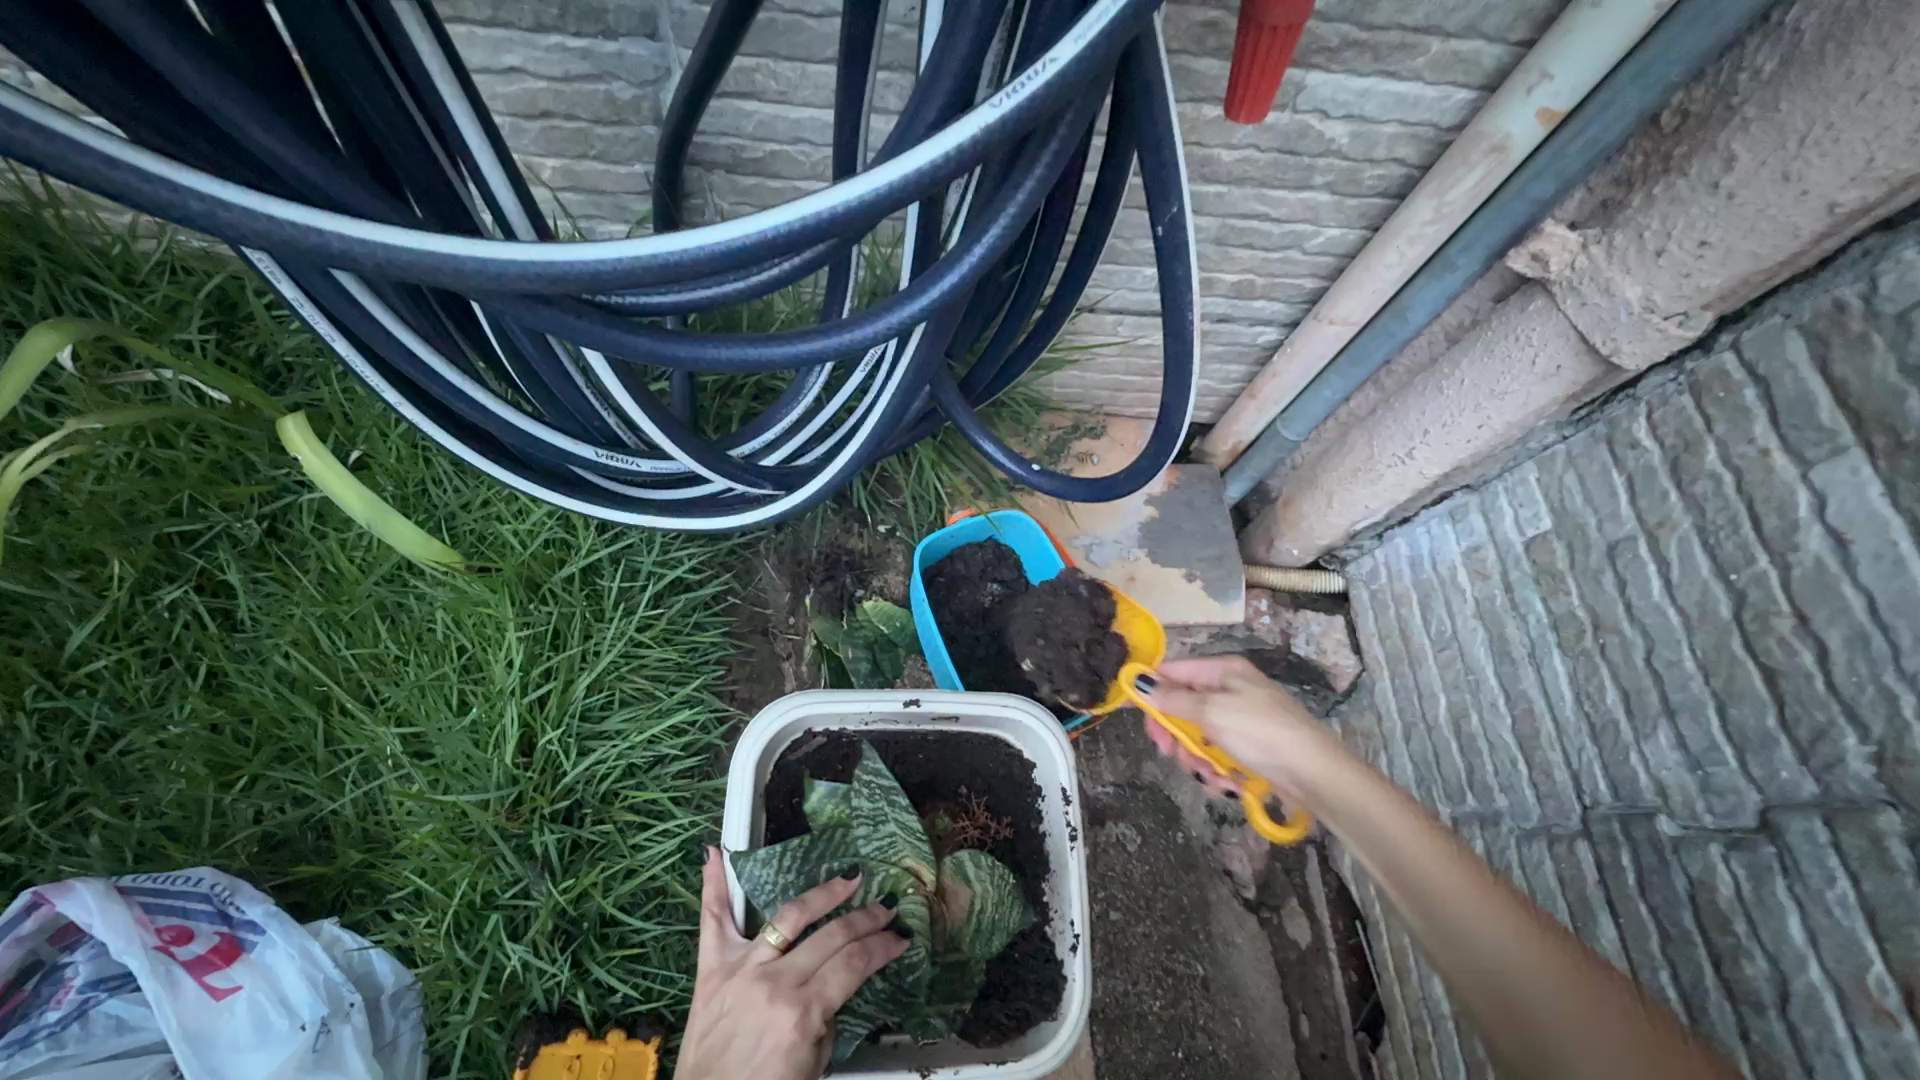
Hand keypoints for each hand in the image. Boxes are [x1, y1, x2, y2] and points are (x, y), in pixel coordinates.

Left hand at [677, 847, 910, 1079]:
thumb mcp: (812, 1066)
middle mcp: (775, 981)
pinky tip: (716, 853)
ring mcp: (742, 968)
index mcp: (803, 1011)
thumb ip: (825, 1020)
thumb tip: (831, 988)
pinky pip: (713, 920)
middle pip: (832, 935)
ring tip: (850, 878)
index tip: (900, 938)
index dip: (883, 946)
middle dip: (867, 919)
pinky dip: (714, 885)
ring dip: (825, 893)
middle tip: (886, 908)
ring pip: (791, 915)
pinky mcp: (711, 968)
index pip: (855, 963)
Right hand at [1135, 654, 1349, 801]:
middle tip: (1169, 752)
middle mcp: (1231, 691)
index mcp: (1223, 671)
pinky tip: (1228, 784)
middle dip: (1175, 734)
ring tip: (1210, 774)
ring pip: (1198, 737)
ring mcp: (1241, 721)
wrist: (1314, 773)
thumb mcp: (1211, 711)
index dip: (1153, 689)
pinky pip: (1218, 756)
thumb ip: (1173, 698)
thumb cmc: (1261, 732)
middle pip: (1183, 707)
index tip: (1136, 713)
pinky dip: (1218, 771)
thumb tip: (1139, 681)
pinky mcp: (1249, 749)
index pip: (1175, 671)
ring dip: (1197, 759)